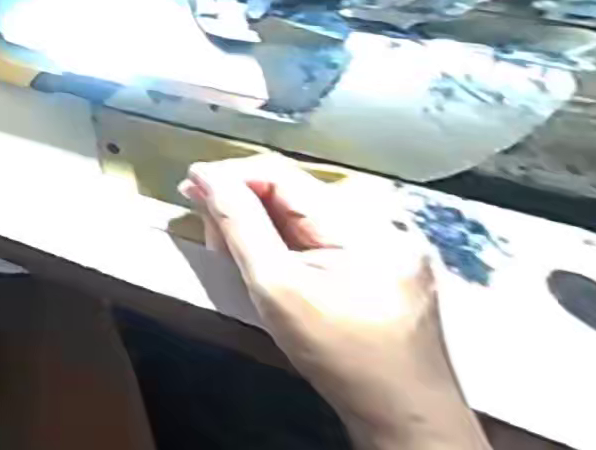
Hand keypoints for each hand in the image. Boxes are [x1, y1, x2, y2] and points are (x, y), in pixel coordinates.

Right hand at [182, 157, 488, 449]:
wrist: (407, 423)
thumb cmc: (338, 354)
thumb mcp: (274, 283)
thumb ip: (236, 220)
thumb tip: (202, 173)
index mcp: (363, 228)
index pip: (278, 174)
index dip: (227, 176)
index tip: (188, 192)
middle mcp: (381, 226)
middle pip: (288, 189)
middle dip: (238, 201)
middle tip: (204, 224)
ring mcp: (384, 246)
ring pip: (297, 209)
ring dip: (254, 220)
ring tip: (228, 246)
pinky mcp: (379, 264)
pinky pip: (314, 231)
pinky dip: (278, 237)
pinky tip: (260, 257)